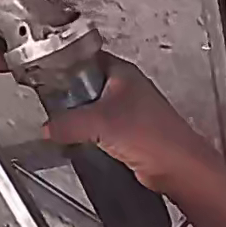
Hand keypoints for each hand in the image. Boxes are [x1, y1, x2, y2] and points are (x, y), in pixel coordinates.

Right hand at [44, 56, 225, 193]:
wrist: (177, 167)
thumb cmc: (154, 136)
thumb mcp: (100, 123)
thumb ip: (68, 123)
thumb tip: (49, 127)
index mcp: (122, 73)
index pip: (87, 59)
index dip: (67, 65)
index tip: (48, 75)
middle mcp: (126, 88)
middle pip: (87, 86)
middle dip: (71, 98)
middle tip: (55, 107)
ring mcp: (128, 111)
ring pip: (93, 109)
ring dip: (81, 120)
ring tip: (68, 128)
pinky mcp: (128, 133)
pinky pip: (101, 129)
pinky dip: (91, 136)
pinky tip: (84, 144)